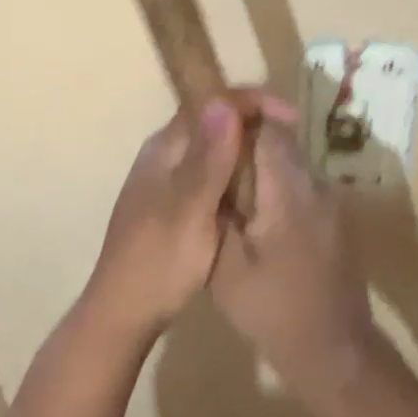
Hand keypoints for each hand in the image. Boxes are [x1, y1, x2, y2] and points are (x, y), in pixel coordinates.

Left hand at [82, 90, 297, 339]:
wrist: (125, 312)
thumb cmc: (158, 262)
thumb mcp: (190, 210)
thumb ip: (208, 160)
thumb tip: (225, 103)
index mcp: (162, 152)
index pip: (207, 105)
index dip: (250, 103)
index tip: (291, 119)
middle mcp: (161, 161)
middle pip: (211, 128)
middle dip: (252, 128)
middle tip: (292, 145)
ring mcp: (165, 188)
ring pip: (212, 158)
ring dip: (244, 158)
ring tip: (282, 169)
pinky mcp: (172, 214)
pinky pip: (209, 185)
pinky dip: (234, 185)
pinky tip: (255, 201)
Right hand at [210, 121, 377, 393]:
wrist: (330, 349)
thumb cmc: (272, 310)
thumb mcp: (225, 266)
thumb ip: (216, 212)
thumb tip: (206, 172)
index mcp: (289, 191)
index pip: (268, 127)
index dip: (237, 117)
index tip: (205, 125)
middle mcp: (317, 188)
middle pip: (282, 141)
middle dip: (244, 140)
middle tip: (206, 156)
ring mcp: (331, 206)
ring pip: (291, 166)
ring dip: (258, 167)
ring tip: (221, 187)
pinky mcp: (333, 225)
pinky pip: (299, 190)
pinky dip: (272, 190)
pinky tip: (248, 217)